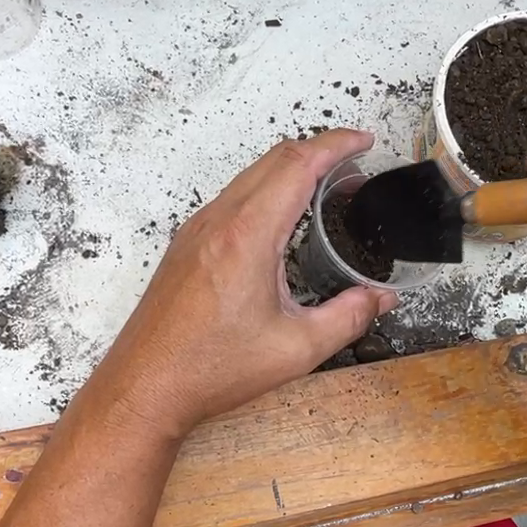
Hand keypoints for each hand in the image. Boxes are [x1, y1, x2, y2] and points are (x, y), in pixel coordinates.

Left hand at [78, 129, 397, 441]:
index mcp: (247, 236)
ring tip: (323, 191)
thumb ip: (348, 317)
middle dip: (318, 152)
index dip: (337, 144)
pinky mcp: (186, 247)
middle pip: (273, 160)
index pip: (298, 164)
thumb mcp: (296, 349)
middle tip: (353, 168)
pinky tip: (280, 221)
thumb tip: (380, 299)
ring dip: (288, 172)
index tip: (363, 141)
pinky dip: (263, 192)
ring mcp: (196, 231)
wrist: (145, 386)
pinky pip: (230, 200)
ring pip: (248, 177)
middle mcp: (217, 222)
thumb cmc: (209, 368)